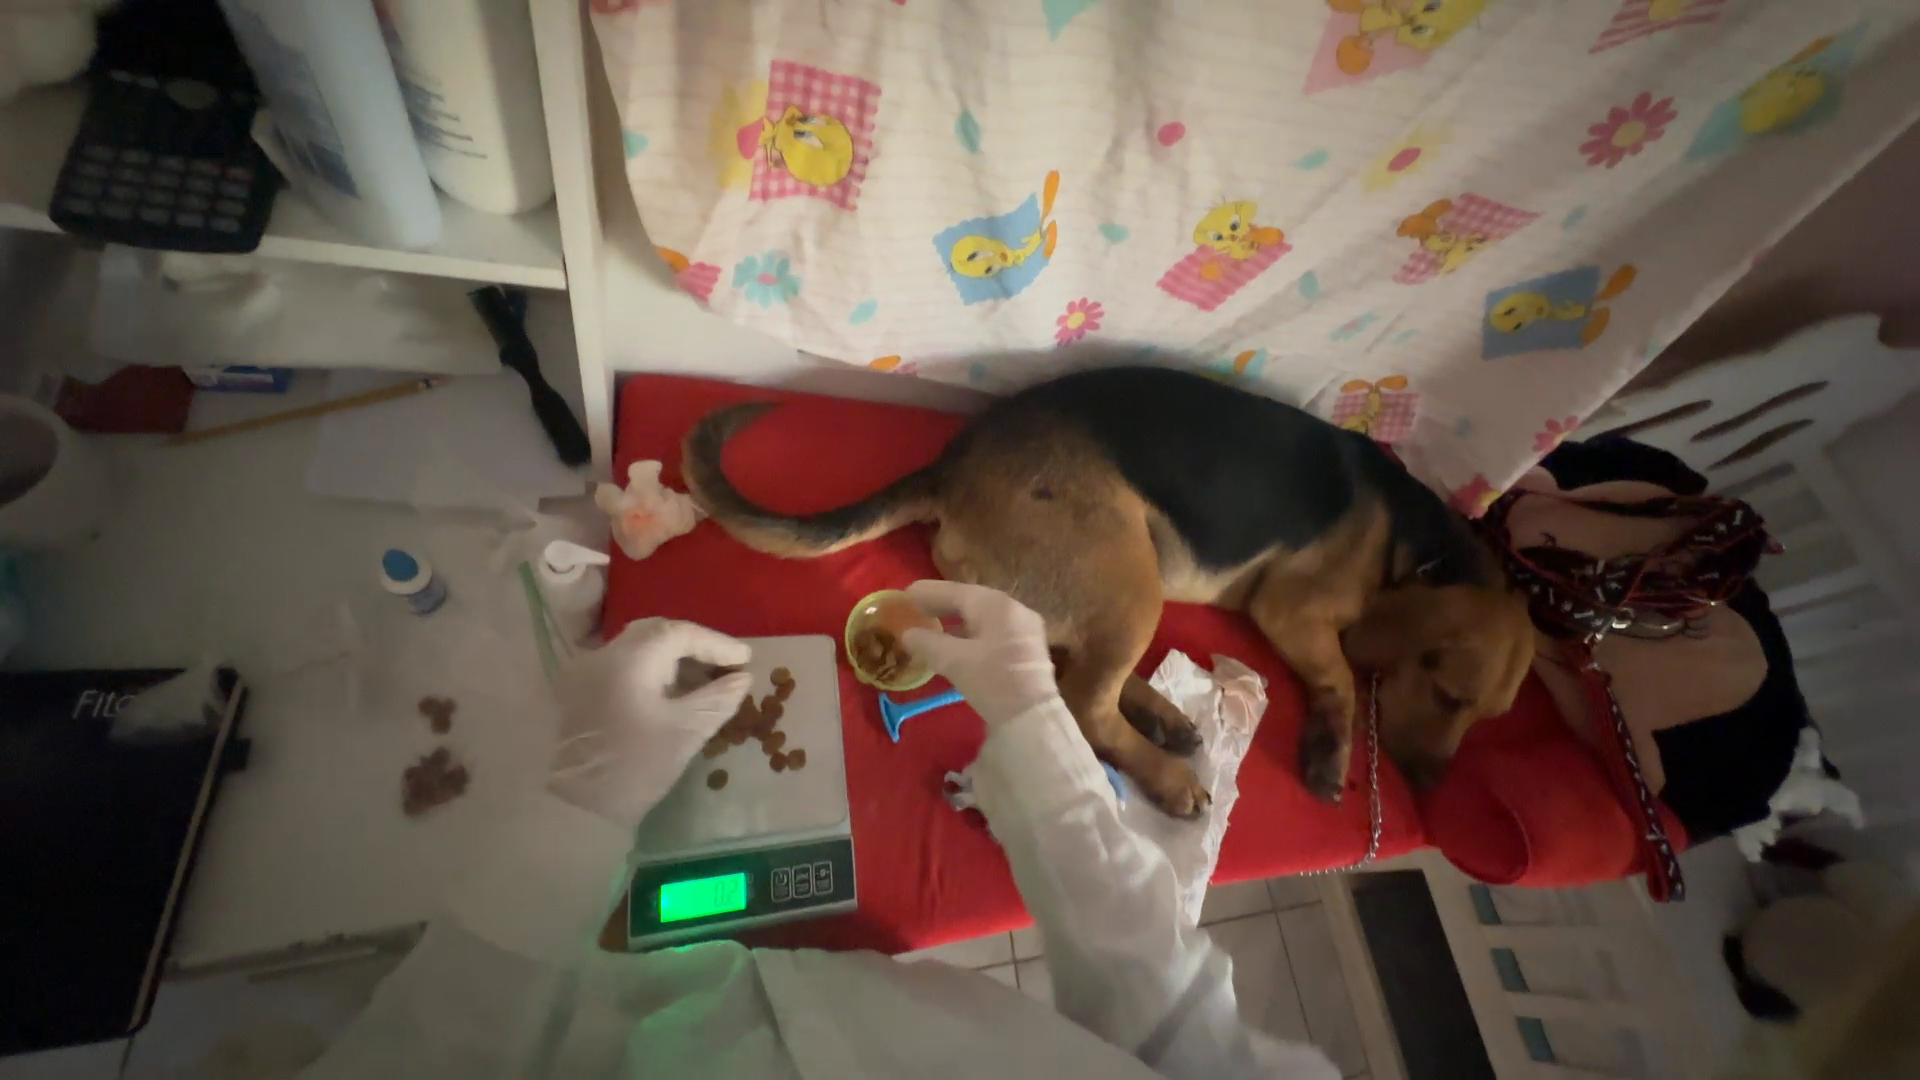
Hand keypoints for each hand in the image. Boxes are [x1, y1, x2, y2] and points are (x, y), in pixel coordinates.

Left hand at [548, 618, 752, 826]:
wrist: (574, 811)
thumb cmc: (635, 767)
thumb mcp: (688, 731)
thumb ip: (720, 697)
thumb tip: (743, 678)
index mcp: (629, 659)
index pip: (680, 633)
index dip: (717, 644)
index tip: (745, 661)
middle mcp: (603, 655)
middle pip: (657, 633)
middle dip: (695, 646)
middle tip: (726, 666)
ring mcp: (586, 673)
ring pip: (640, 649)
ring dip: (675, 659)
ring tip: (706, 681)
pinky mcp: (580, 693)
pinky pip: (625, 667)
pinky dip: (654, 671)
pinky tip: (676, 693)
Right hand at [899, 580, 1057, 725]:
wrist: (1032, 717)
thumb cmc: (992, 681)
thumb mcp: (953, 661)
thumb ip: (927, 642)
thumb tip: (907, 634)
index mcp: (996, 605)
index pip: (955, 592)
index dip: (928, 593)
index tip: (906, 594)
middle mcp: (1014, 609)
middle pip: (972, 601)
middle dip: (943, 605)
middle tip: (917, 609)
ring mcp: (1025, 628)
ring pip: (984, 617)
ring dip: (958, 620)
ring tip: (934, 625)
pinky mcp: (1028, 648)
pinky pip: (994, 631)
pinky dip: (973, 633)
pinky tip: (959, 643)